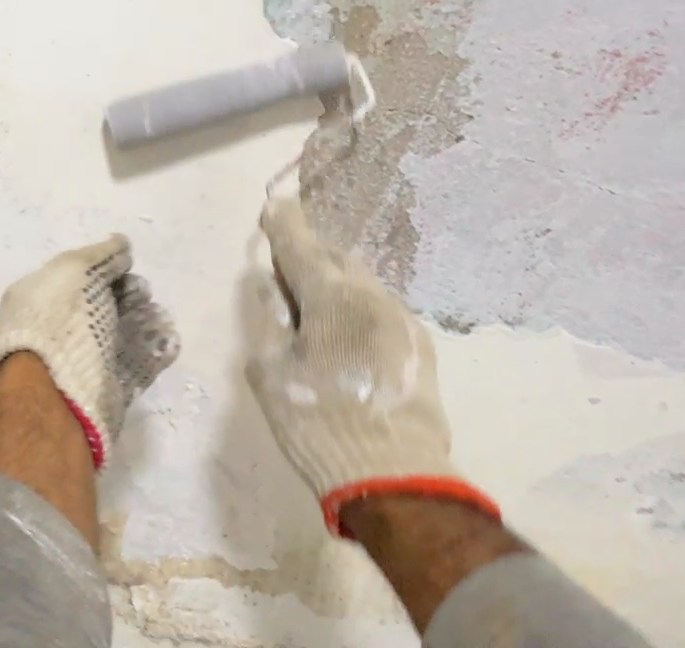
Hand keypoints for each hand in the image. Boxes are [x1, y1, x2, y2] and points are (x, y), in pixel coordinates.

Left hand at [0, 235, 178, 468]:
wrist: (54, 392)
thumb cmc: (57, 320)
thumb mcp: (72, 270)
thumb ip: (99, 256)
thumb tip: (120, 244)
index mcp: (39, 300)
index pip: (74, 279)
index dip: (102, 271)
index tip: (128, 267)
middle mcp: (56, 330)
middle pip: (99, 308)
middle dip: (127, 297)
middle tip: (146, 292)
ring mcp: (80, 363)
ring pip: (118, 337)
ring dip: (144, 324)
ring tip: (161, 316)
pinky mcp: (104, 392)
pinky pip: (133, 368)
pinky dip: (153, 353)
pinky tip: (170, 341)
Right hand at [247, 198, 496, 533]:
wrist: (393, 479)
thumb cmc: (316, 420)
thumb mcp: (270, 370)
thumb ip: (269, 317)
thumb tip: (266, 282)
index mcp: (332, 297)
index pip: (301, 246)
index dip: (283, 224)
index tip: (272, 205)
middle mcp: (372, 298)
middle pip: (335, 259)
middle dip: (309, 252)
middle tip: (283, 259)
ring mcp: (401, 321)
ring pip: (361, 283)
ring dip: (334, 279)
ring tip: (310, 293)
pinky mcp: (417, 347)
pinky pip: (378, 307)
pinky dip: (354, 303)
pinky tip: (341, 324)